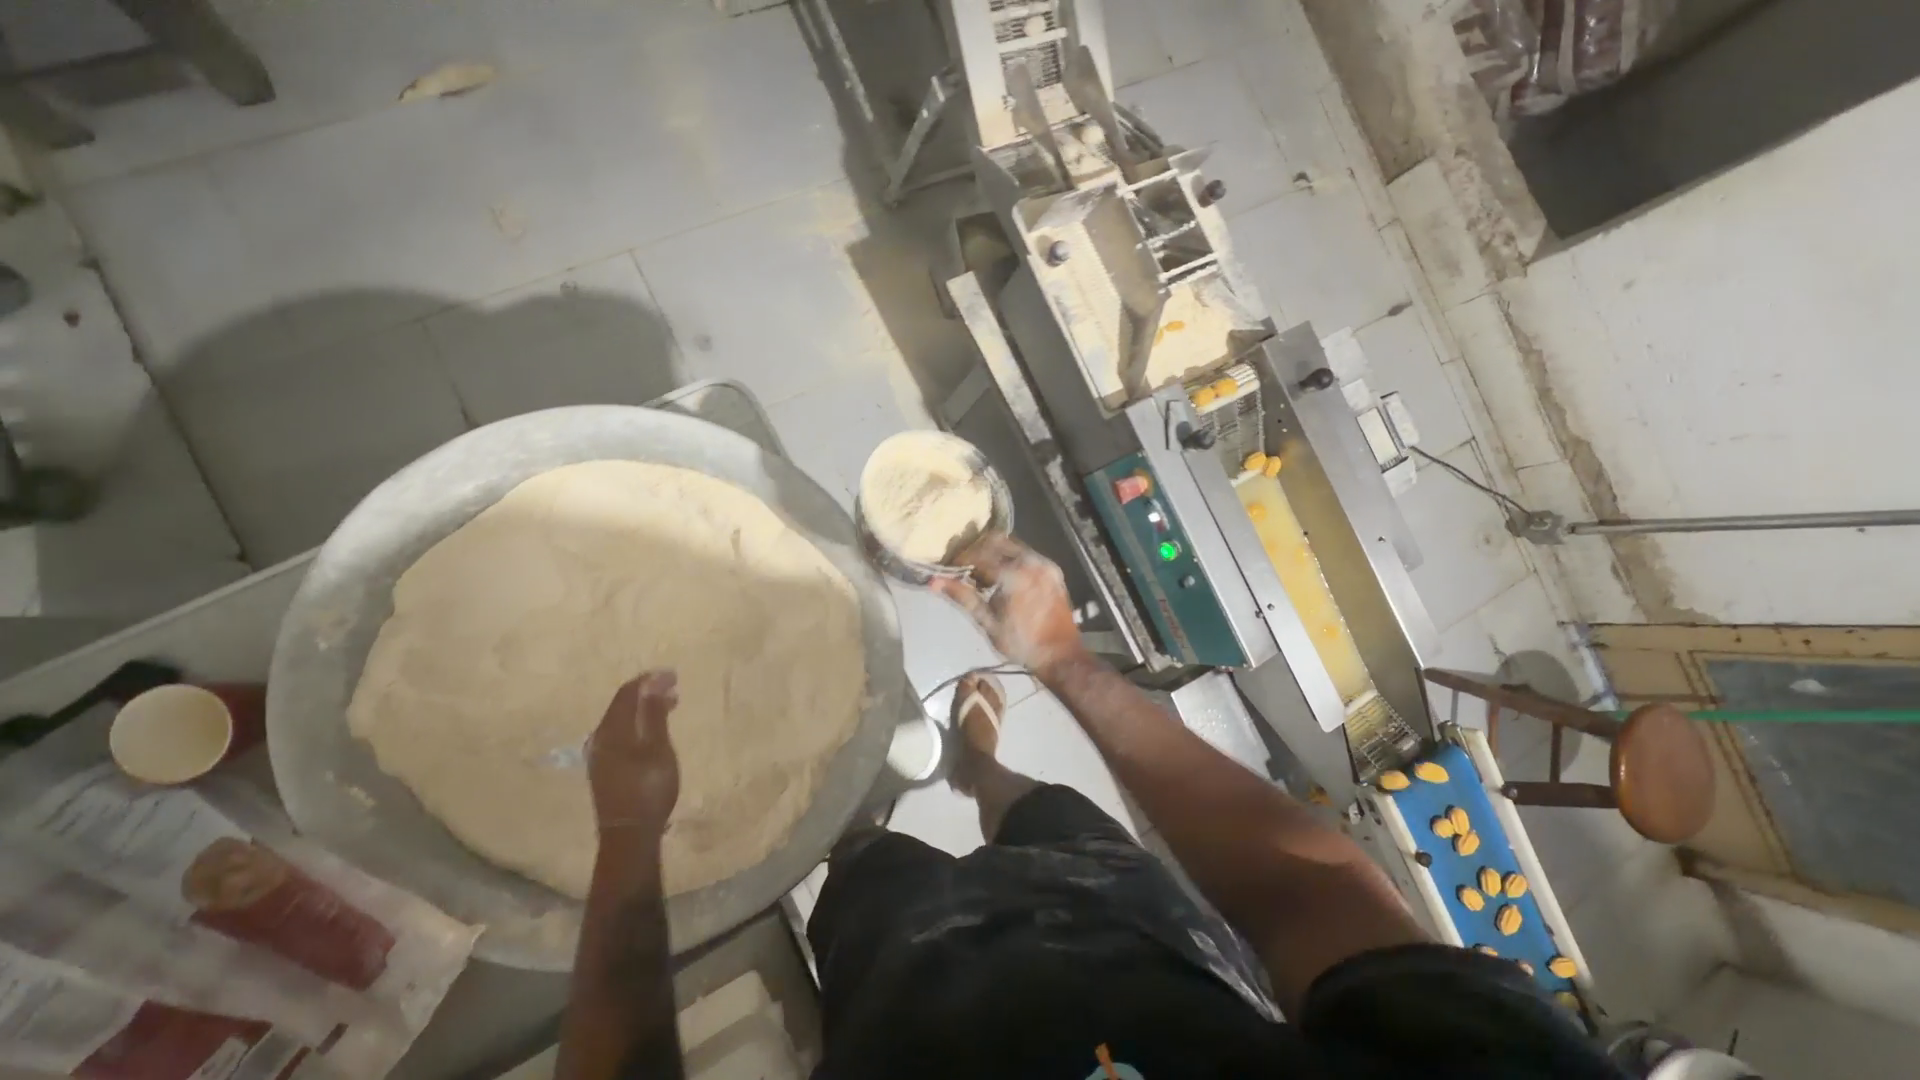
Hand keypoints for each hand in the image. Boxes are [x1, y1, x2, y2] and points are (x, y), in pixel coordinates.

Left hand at [587, 672, 680, 837]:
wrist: (629, 835)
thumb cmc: (648, 788)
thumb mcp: (658, 748)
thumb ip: (654, 714)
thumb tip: (652, 683)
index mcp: (611, 730)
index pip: (627, 693)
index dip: (649, 680)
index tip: (674, 675)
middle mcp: (600, 738)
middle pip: (622, 706)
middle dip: (647, 693)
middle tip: (674, 689)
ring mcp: (599, 756)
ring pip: (620, 721)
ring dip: (643, 710)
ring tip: (668, 708)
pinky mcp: (604, 770)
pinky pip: (619, 736)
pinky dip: (637, 726)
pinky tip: (651, 734)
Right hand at [931, 532, 1087, 677]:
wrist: (1060, 655)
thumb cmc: (1021, 643)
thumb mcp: (988, 622)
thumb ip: (963, 597)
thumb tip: (934, 583)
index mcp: (1014, 574)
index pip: (979, 555)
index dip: (961, 560)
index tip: (949, 568)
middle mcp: (1031, 561)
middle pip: (996, 541)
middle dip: (977, 550)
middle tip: (965, 568)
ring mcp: (1045, 564)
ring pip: (1012, 545)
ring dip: (994, 553)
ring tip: (983, 575)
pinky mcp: (1053, 570)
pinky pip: (1027, 554)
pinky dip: (1011, 559)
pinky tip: (1003, 579)